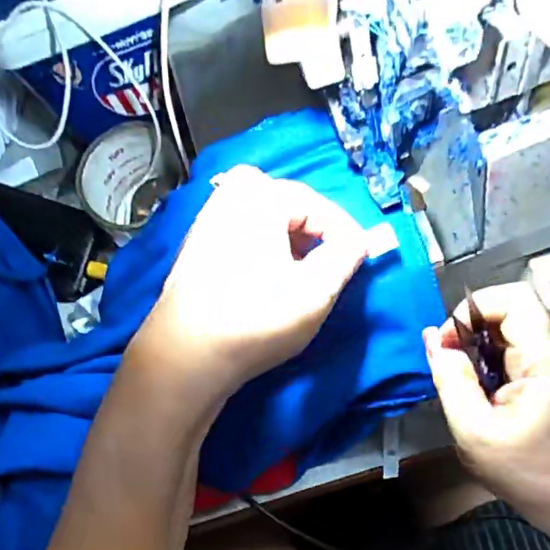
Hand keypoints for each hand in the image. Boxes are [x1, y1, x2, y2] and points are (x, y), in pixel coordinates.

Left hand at [128, 166, 368, 404]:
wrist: (186, 354)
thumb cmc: (256, 319)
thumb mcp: (316, 292)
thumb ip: (345, 258)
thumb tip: (358, 242)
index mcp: (260, 195)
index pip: (320, 205)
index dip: (347, 232)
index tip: (362, 257)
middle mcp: (230, 195)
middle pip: (290, 204)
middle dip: (317, 232)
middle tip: (334, 264)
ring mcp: (207, 219)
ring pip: (265, 219)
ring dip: (290, 240)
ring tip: (303, 274)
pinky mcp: (196, 247)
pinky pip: (243, 233)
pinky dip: (264, 248)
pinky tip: (268, 280)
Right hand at [422, 282, 549, 538]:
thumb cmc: (525, 471)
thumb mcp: (475, 431)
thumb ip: (452, 381)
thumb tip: (432, 339)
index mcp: (546, 358)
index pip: (514, 299)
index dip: (474, 308)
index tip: (447, 341)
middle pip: (510, 310)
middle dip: (470, 327)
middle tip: (446, 360)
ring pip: (508, 331)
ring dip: (476, 345)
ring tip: (457, 376)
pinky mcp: (544, 379)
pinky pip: (511, 352)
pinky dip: (486, 360)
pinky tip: (473, 388)